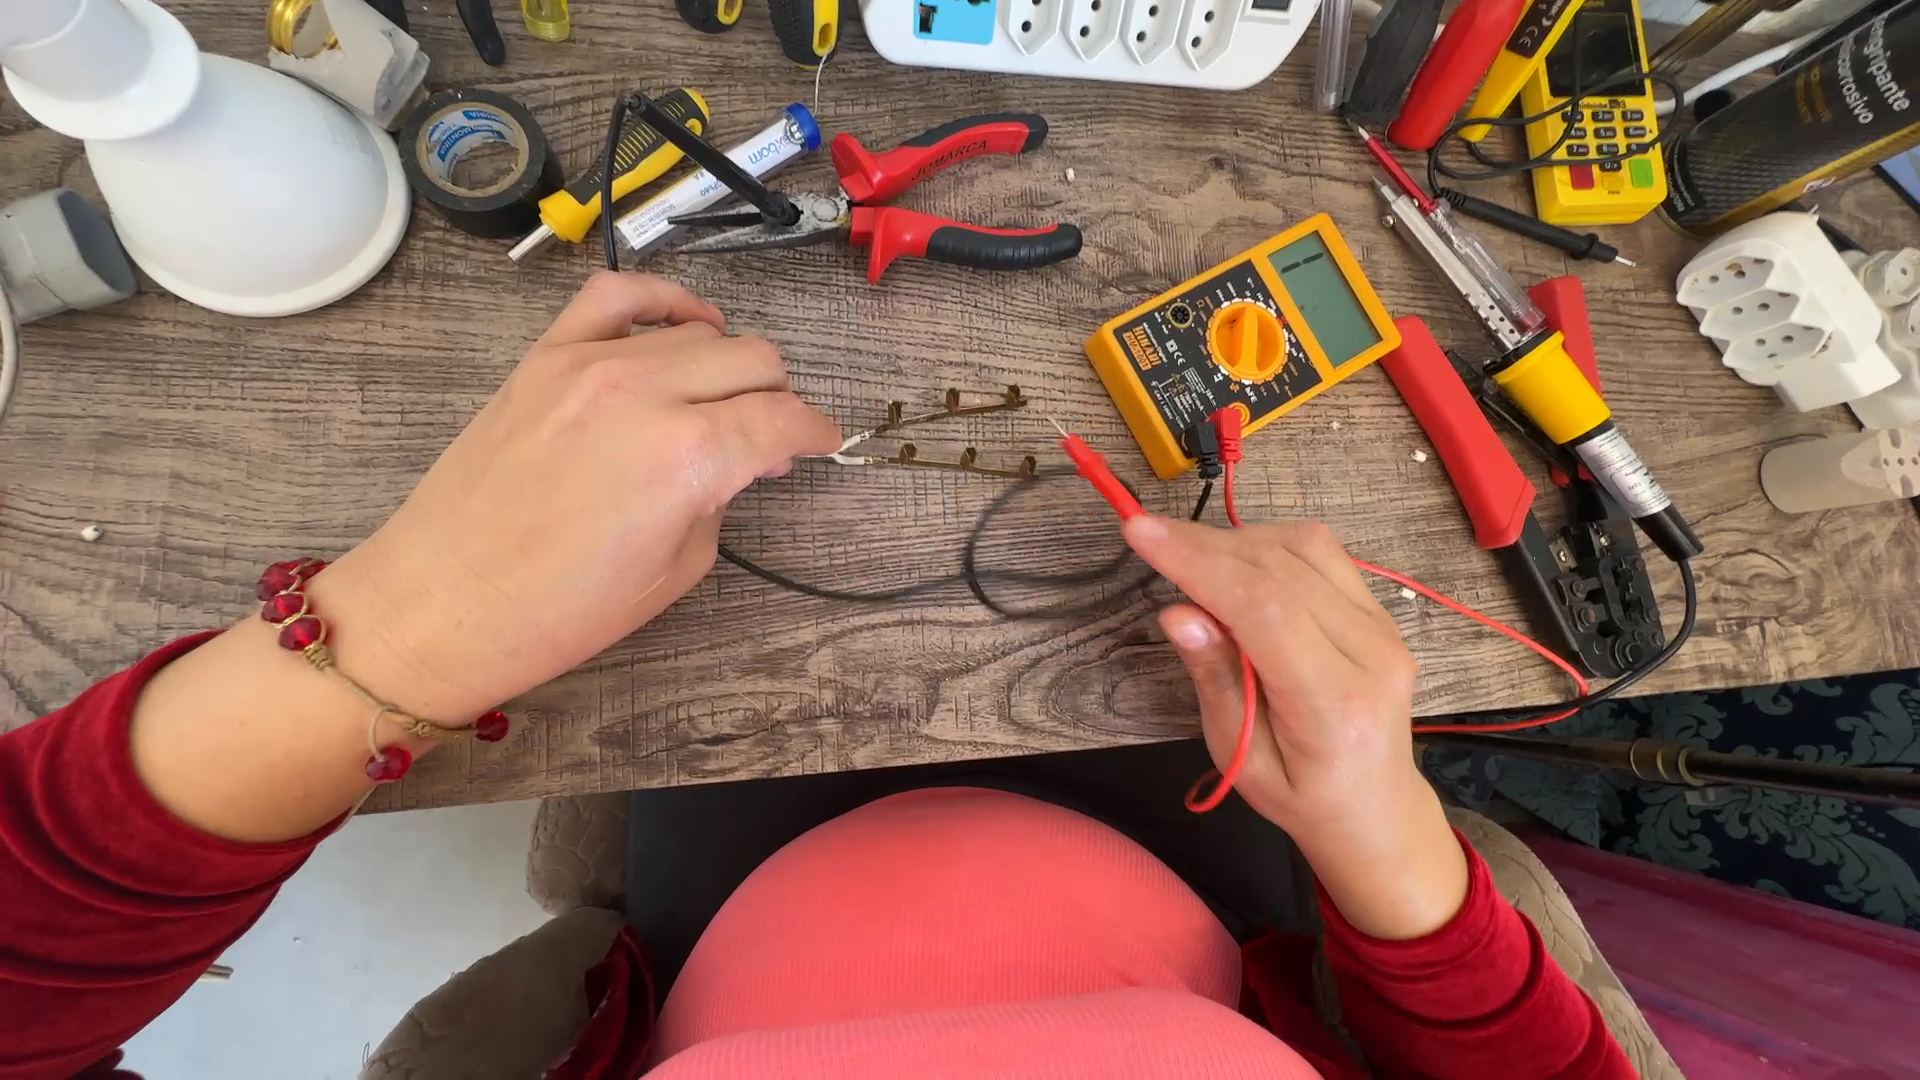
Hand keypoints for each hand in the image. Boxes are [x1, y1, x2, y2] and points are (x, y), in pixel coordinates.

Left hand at [311, 273, 842, 722]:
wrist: (447, 603)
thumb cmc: (570, 608)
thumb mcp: (682, 562)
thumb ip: (724, 492)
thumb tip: (748, 454)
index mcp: (692, 457)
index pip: (784, 421)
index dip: (816, 434)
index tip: (823, 442)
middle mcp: (649, 394)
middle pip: (755, 362)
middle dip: (781, 398)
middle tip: (773, 435)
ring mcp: (592, 364)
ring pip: (701, 331)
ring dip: (731, 365)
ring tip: (727, 399)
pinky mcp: (547, 356)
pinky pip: (619, 296)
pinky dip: (665, 301)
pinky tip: (686, 325)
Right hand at [1122, 515, 1467, 939]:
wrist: (1377, 808)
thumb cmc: (1301, 796)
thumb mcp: (1241, 759)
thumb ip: (1215, 681)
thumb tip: (1177, 613)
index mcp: (1334, 704)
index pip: (1262, 608)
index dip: (1197, 562)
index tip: (1139, 532)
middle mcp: (1371, 652)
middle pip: (1278, 568)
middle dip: (1202, 544)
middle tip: (1147, 535)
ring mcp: (1383, 626)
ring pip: (1300, 547)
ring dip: (1232, 540)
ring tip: (1185, 555)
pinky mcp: (1379, 610)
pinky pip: (1318, 552)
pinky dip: (1264, 543)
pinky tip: (1233, 562)